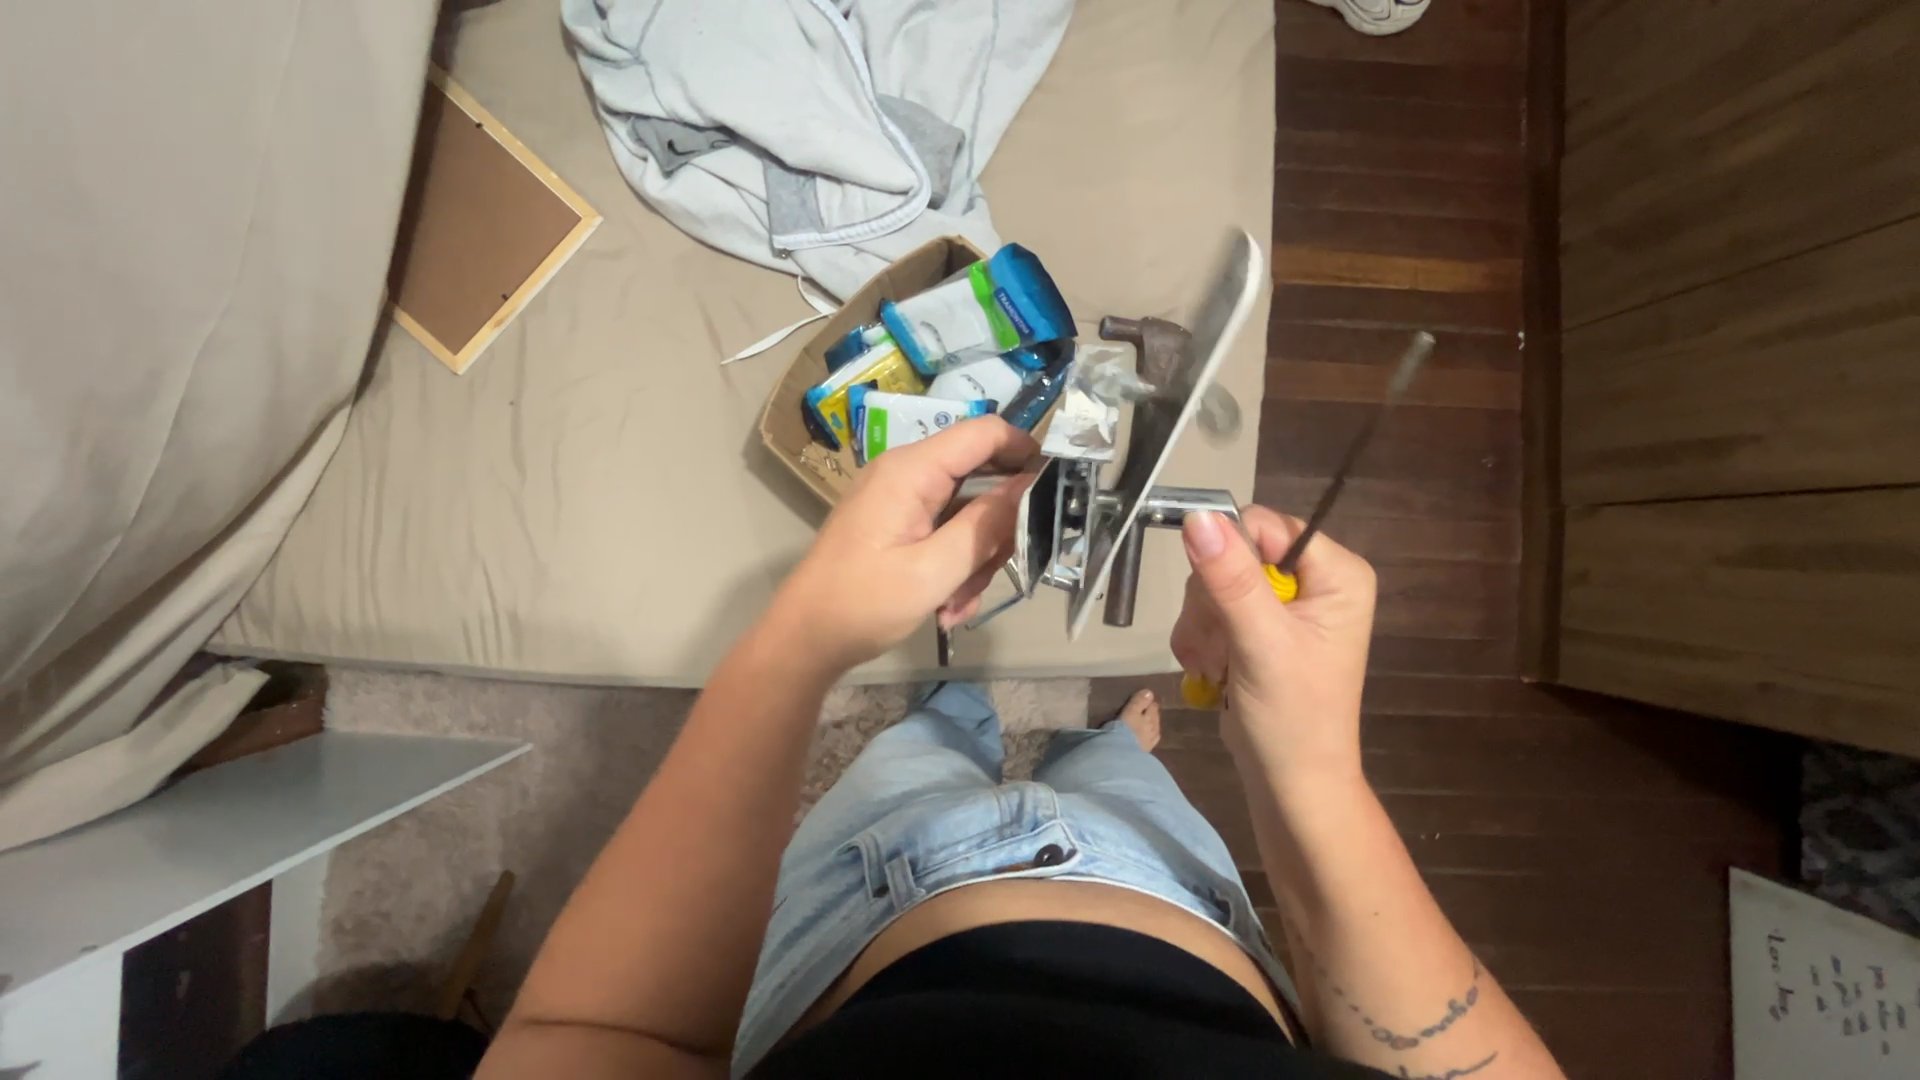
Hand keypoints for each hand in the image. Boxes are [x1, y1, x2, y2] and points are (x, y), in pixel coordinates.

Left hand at [771, 417, 1037, 671]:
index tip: (1056, 490)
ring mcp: (900, 500)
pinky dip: (954, 567)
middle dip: (998, 527)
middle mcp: (906, 474)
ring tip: (958, 605)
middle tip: (1003, 569)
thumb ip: (985, 526)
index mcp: (911, 470)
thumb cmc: (863, 603)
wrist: (804, 639)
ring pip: (967, 514)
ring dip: (975, 560)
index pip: (984, 433)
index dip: (1025, 452)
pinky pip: (944, 533)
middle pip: (980, 478)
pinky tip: (947, 607)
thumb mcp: (933, 571)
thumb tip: (1030, 487)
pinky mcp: (897, 524)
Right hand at [1170, 507, 1375, 782]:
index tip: (1215, 599)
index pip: (1264, 525)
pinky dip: (1200, 636)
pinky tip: (1208, 666)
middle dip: (1211, 600)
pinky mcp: (1256, 624)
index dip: (1229, 553)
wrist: (1289, 782)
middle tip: (1217, 643)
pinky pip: (1209, 605)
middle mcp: (1313, 579)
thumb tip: (1198, 515)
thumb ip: (1230, 577)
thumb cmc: (1292, 716)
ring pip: (1213, 579)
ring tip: (1214, 663)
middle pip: (1233, 552)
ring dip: (1201, 623)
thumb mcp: (1260, 642)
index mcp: (1336, 573)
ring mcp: (1283, 603)